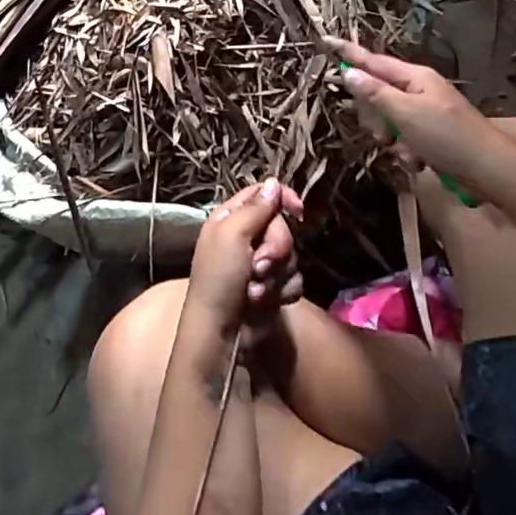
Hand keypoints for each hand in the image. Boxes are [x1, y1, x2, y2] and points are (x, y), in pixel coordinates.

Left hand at [186, 181, 304, 336]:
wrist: (222, 332)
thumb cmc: (218, 279)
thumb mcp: (231, 236)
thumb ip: (255, 209)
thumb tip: (274, 182)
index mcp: (231, 218)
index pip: (263, 194)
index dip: (283, 198)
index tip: (297, 211)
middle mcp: (247, 237)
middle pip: (281, 226)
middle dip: (275, 247)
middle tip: (258, 265)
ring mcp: (261, 263)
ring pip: (290, 255)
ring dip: (275, 275)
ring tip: (254, 290)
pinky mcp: (274, 286)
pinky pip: (295, 279)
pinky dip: (282, 291)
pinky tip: (266, 302)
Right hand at [325, 36, 500, 183]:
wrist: (489, 171)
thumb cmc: (447, 136)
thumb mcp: (405, 113)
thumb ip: (375, 93)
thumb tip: (349, 73)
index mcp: (414, 77)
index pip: (373, 60)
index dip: (349, 54)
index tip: (325, 40)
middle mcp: (417, 90)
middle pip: (376, 93)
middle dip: (374, 116)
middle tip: (382, 134)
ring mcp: (424, 112)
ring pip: (386, 119)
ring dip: (390, 138)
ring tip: (406, 152)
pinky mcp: (429, 134)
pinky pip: (402, 137)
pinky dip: (405, 151)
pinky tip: (417, 161)